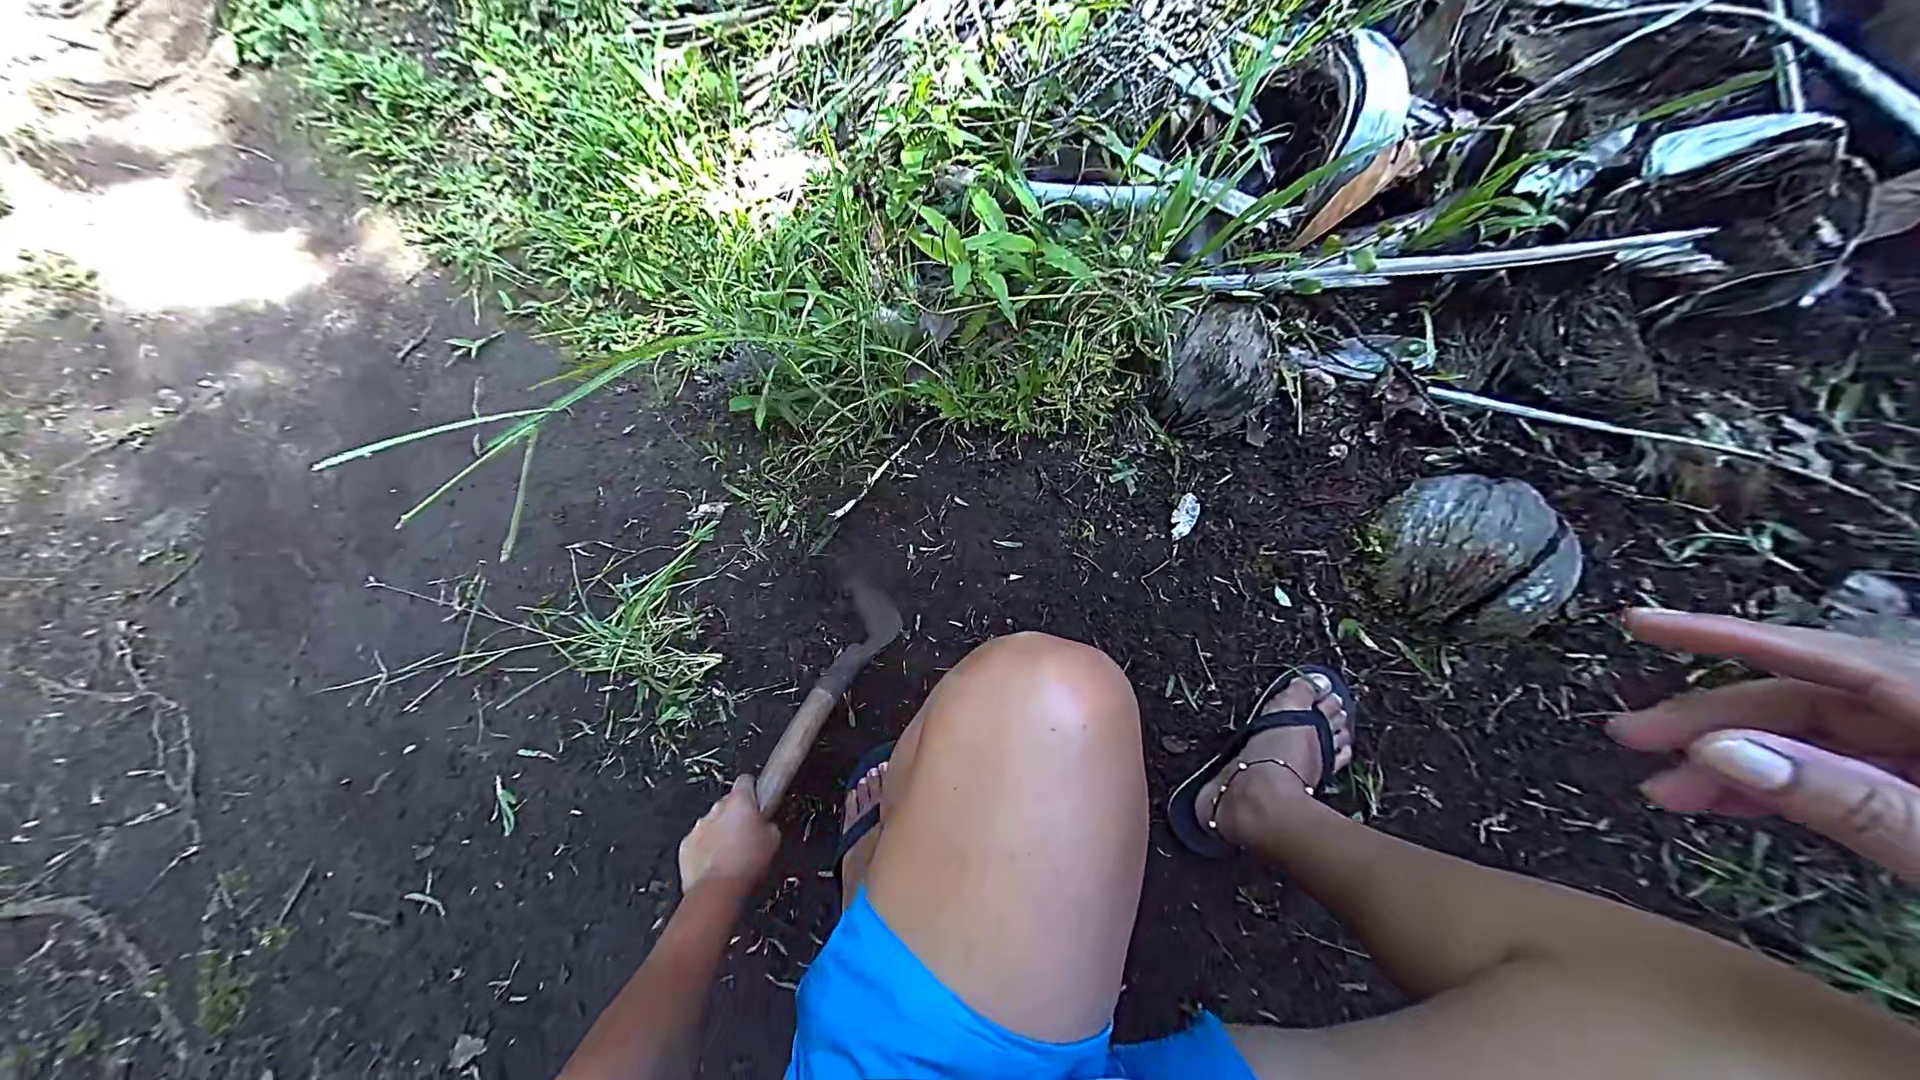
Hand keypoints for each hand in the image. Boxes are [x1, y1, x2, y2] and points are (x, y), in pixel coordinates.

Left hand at [678, 775, 779, 894]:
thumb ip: (768, 823)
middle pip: (727, 803)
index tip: (757, 801)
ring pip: (712, 823)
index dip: (753, 789)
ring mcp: (698, 827)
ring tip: (731, 854)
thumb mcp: (774, 838)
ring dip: (720, 832)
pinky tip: (716, 864)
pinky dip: (705, 849)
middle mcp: (716, 809)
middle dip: (736, 815)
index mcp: (739, 801)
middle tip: (747, 834)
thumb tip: (765, 824)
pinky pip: (698, 841)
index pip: (746, 780)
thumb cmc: (747, 863)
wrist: (718, 890)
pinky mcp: (685, 846)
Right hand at [1608, 609, 1919, 882]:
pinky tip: (1725, 803)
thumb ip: (1858, 804)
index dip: (1729, 636)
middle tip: (1632, 740)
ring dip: (1735, 764)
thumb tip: (1724, 751)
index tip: (1642, 624)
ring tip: (1666, 790)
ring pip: (1820, 744)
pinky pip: (1846, 777)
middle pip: (1816, 705)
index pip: (1839, 661)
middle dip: (1714, 723)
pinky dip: (1779, 789)